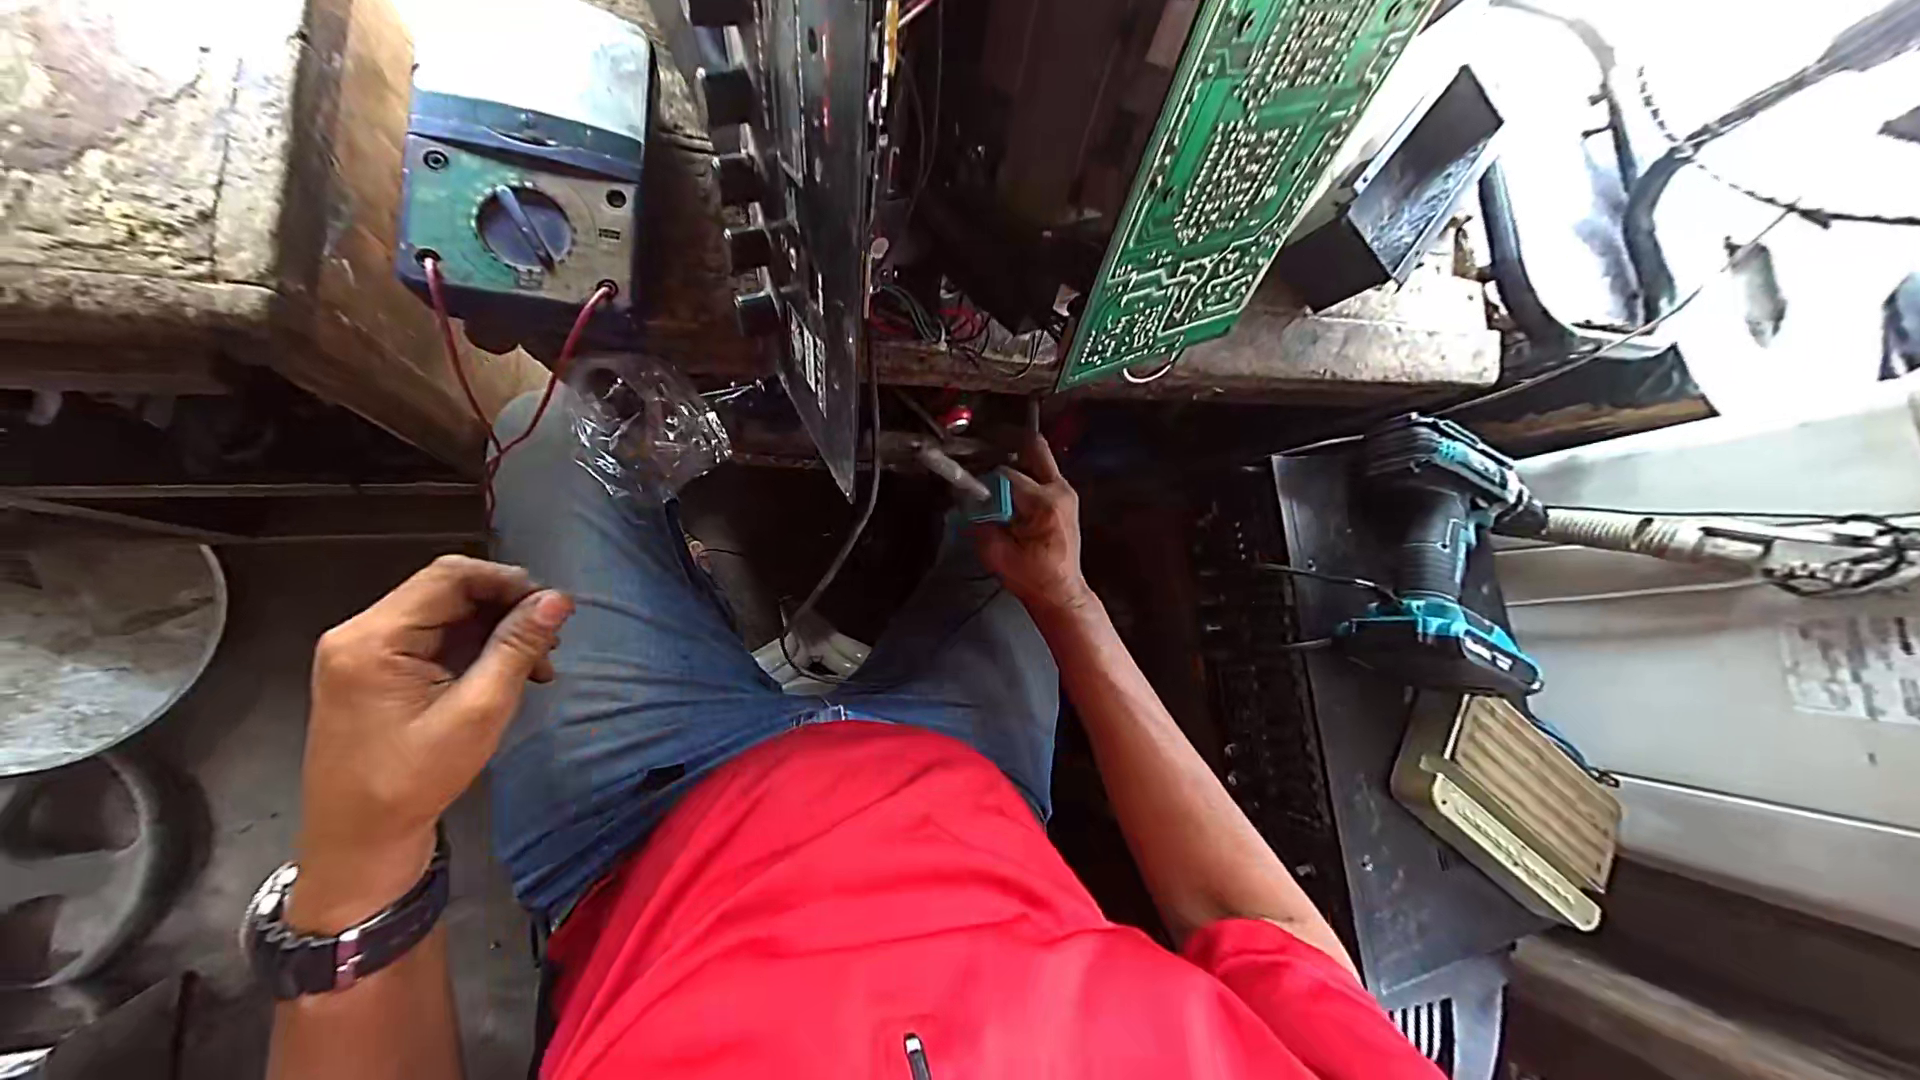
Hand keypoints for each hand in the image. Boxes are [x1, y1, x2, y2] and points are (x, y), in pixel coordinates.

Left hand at [290, 555, 572, 930]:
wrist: (359, 841)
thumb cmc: (413, 780)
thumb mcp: (479, 710)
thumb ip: (518, 646)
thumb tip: (558, 600)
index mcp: (374, 639)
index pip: (451, 576)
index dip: (509, 582)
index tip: (551, 611)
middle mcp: (363, 634)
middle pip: (451, 590)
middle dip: (509, 608)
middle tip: (550, 641)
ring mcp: (368, 653)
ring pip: (451, 613)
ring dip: (501, 629)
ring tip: (538, 664)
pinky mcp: (380, 671)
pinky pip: (441, 637)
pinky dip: (482, 647)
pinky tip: (512, 673)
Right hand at [972, 433, 1094, 618]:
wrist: (1061, 592)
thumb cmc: (1034, 578)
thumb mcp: (997, 554)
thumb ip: (980, 524)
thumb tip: (967, 502)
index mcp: (1045, 505)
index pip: (1007, 474)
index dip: (986, 479)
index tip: (971, 485)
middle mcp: (1059, 492)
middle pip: (1033, 448)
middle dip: (1006, 446)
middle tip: (985, 451)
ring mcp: (1065, 493)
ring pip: (1038, 458)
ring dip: (1015, 462)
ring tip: (993, 474)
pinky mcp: (1064, 498)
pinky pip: (1041, 473)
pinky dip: (1023, 474)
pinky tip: (1007, 488)